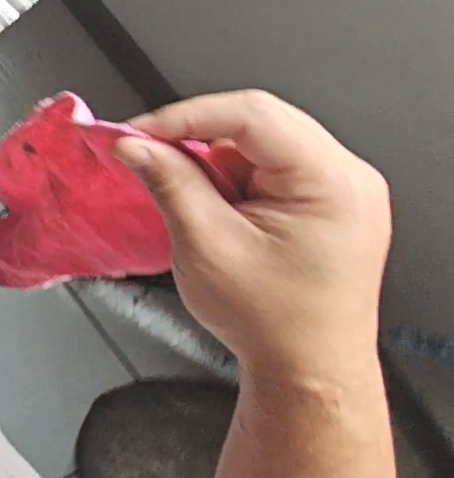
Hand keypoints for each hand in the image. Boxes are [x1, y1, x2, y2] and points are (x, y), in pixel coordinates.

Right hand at [115, 91, 391, 387]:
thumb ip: (169, 183)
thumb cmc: (269, 316)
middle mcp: (344, 177)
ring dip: (204, 157)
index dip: (183, 116)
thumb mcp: (205, 243)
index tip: (133, 134)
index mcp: (332, 183)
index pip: (252, 116)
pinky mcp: (316, 198)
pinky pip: (257, 163)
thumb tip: (133, 144)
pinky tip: (207, 204)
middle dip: (190, 132)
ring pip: (251, 139)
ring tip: (184, 198)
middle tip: (141, 152)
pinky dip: (219, 174)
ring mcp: (334, 187)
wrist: (304, 362)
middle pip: (255, 119)